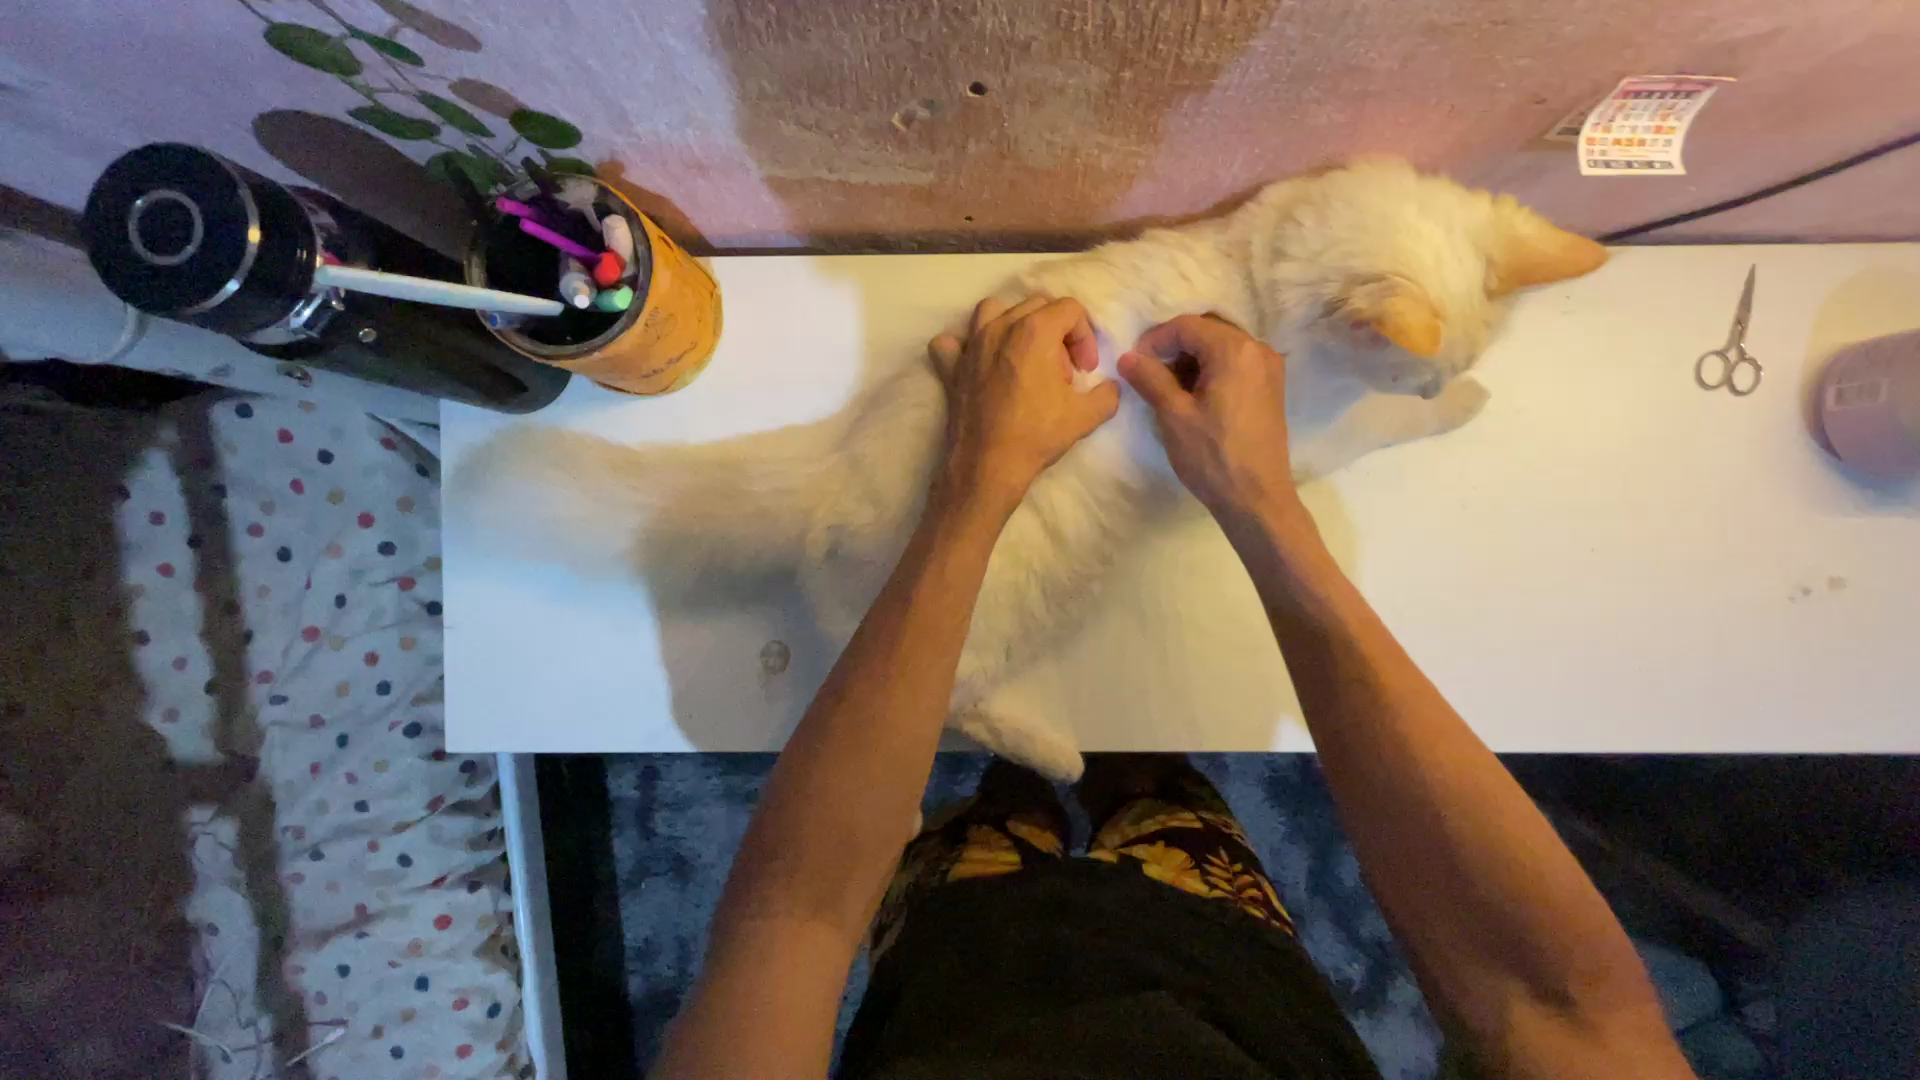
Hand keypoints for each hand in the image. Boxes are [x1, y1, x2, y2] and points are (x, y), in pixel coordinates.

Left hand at [927, 296, 1120, 515]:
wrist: (988, 465)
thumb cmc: (1037, 435)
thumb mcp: (1086, 416)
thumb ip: (1107, 394)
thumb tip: (1109, 388)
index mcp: (1034, 331)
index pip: (1070, 309)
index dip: (1085, 337)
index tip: (1086, 370)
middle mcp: (1000, 328)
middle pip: (1036, 306)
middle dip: (1056, 333)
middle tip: (1061, 371)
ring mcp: (971, 346)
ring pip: (992, 310)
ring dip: (1012, 325)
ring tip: (1023, 356)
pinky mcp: (950, 368)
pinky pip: (950, 343)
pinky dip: (963, 346)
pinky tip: (977, 363)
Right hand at [1117, 315, 1301, 526]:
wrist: (1256, 498)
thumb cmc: (1212, 456)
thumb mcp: (1173, 415)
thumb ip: (1150, 378)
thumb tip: (1127, 356)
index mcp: (1235, 350)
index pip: (1186, 326)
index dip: (1154, 340)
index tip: (1134, 364)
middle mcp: (1258, 349)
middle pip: (1207, 331)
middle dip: (1174, 347)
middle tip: (1148, 373)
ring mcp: (1269, 368)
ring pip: (1221, 347)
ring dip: (1191, 359)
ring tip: (1167, 388)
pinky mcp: (1270, 388)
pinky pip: (1235, 364)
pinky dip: (1210, 370)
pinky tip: (1193, 396)